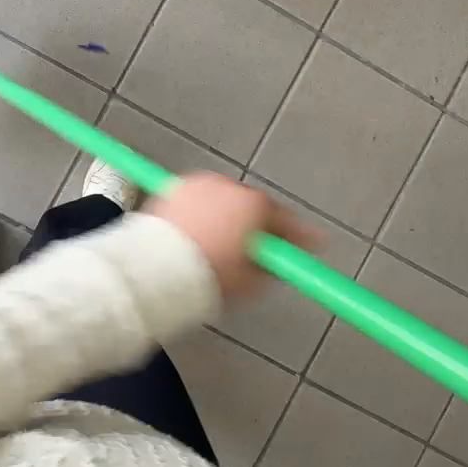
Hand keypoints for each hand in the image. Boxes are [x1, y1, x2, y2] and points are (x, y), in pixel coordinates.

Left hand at [143, 172, 318, 303]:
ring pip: (224, 200)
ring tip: (220, 243)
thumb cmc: (204, 274)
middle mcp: (231, 187)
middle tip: (255, 247)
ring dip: (228, 216)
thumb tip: (271, 265)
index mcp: (254, 206)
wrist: (153, 265)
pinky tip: (199, 233)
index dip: (300, 235)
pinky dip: (204, 211)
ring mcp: (202, 183)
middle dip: (256, 224)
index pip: (286, 220)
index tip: (314, 243)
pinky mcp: (177, 187)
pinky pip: (200, 200)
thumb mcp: (248, 282)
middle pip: (253, 205)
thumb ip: (269, 269)